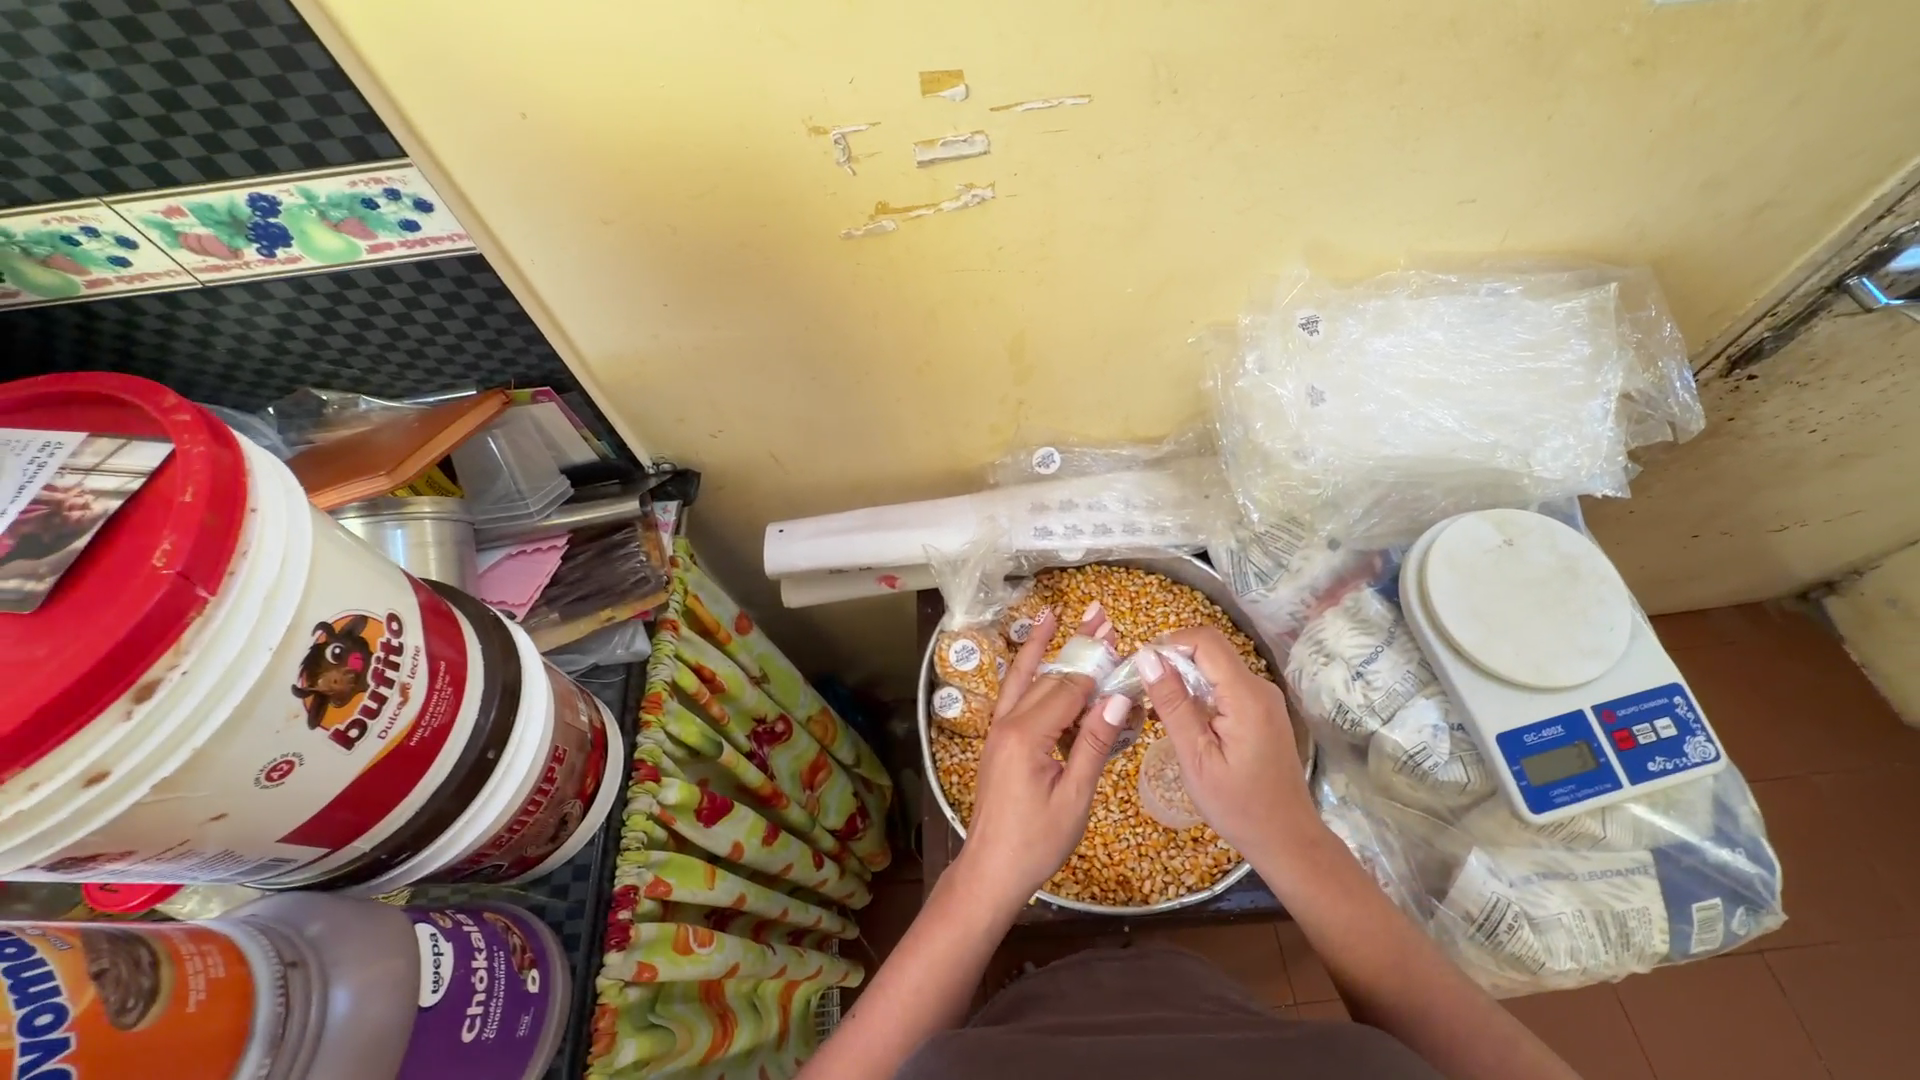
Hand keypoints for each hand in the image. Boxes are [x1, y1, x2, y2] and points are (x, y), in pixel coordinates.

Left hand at [957, 605, 1130, 907]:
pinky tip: (1037, 657)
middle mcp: (1007, 723)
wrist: (990, 871)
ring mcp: (998, 730)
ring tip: (1059, 616)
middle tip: (1101, 616)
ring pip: (1024, 679)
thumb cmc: (1036, 842)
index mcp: (1026, 735)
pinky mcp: (998, 740)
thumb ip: (1093, 743)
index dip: (1098, 668)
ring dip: (1045, 648)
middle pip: (1048, 676)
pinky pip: (1015, 696)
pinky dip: (1028, 672)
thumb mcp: (1074, 796)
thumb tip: (1119, 697)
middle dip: (1077, 647)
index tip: (1121, 643)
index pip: (1069, 689)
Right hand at [1138, 626, 1318, 857]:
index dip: (1168, 644)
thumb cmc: (1238, 805)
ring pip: (1214, 668)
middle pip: (1210, 651)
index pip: (1204, 640)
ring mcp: (1263, 699)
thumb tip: (1147, 657)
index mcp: (1246, 695)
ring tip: (1154, 710)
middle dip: (1171, 662)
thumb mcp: (1196, 757)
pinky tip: (1179, 721)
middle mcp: (1259, 687)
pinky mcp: (1260, 711)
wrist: (1286, 839)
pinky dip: (1197, 695)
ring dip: (1182, 680)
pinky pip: (1223, 687)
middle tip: (1141, 692)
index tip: (1140, 670)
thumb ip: (1173, 703)